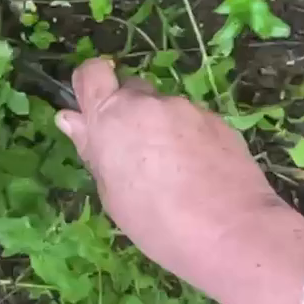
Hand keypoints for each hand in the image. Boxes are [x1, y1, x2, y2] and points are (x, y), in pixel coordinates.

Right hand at [56, 58, 303, 303]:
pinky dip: (191, 137)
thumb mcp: (112, 194)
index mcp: (111, 117)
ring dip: (163, 126)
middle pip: (130, 90)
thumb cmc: (159, 224)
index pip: (91, 71)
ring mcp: (183, 106)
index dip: (90, 84)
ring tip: (177, 170)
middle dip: (131, 113)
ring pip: (164, 107)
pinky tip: (202, 171)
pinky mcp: (215, 117)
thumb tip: (69, 117)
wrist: (234, 232)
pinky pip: (192, 120)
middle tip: (140, 154)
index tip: (96, 107)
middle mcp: (145, 101)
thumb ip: (92, 149)